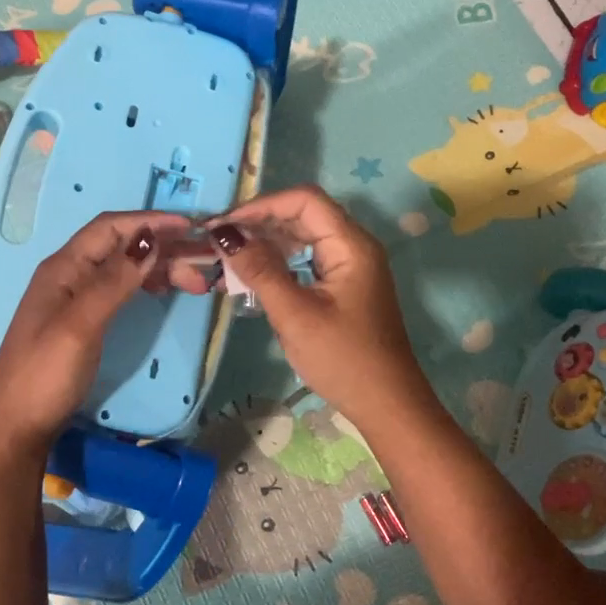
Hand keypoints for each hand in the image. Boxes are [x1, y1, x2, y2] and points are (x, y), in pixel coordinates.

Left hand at [0, 212, 190, 456]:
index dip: (151, 222)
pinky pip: (119, 289)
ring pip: (123, 268)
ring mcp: (74, 299)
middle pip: (121, 246)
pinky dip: (144, 285)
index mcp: (64, 267)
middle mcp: (69, 275)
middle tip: (203, 267)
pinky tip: (163, 292)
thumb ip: (115, 281)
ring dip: (158, 268)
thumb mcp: (81, 325)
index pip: (111, 227)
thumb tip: (150, 238)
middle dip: (163, 248)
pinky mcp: (82, 321)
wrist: (16, 426)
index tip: (192, 228)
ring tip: (195, 282)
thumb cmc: (45, 374)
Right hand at [209, 186, 430, 430]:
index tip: (224, 225)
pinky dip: (280, 262)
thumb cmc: (342, 359)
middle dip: (261, 222)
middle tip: (219, 240)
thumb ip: (260, 271)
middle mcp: (354, 246)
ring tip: (230, 257)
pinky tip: (254, 277)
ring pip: (304, 237)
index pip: (304, 201)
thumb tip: (225, 235)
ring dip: (268, 242)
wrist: (386, 404)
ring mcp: (351, 267)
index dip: (261, 205)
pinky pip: (308, 260)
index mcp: (351, 245)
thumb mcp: (295, 315)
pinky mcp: (345, 286)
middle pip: (304, 214)